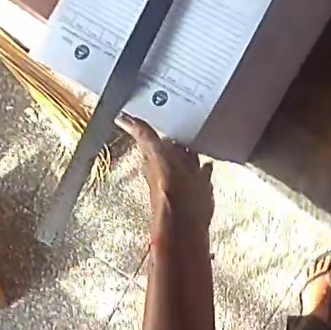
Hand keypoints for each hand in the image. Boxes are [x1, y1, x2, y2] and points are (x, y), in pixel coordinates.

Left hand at [120, 116, 212, 239]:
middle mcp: (169, 168)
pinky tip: (208, 164)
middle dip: (179, 140)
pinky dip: (205, 168)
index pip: (159, 140)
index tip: (167, 114)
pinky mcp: (199, 188)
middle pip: (175, 150)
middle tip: (185, 126)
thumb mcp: (156, 153)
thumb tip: (122, 117)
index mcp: (157, 158)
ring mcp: (185, 178)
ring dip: (193, 153)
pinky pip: (202, 174)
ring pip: (189, 161)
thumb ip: (144, 135)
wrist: (187, 216)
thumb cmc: (170, 186)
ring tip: (199, 141)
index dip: (164, 129)